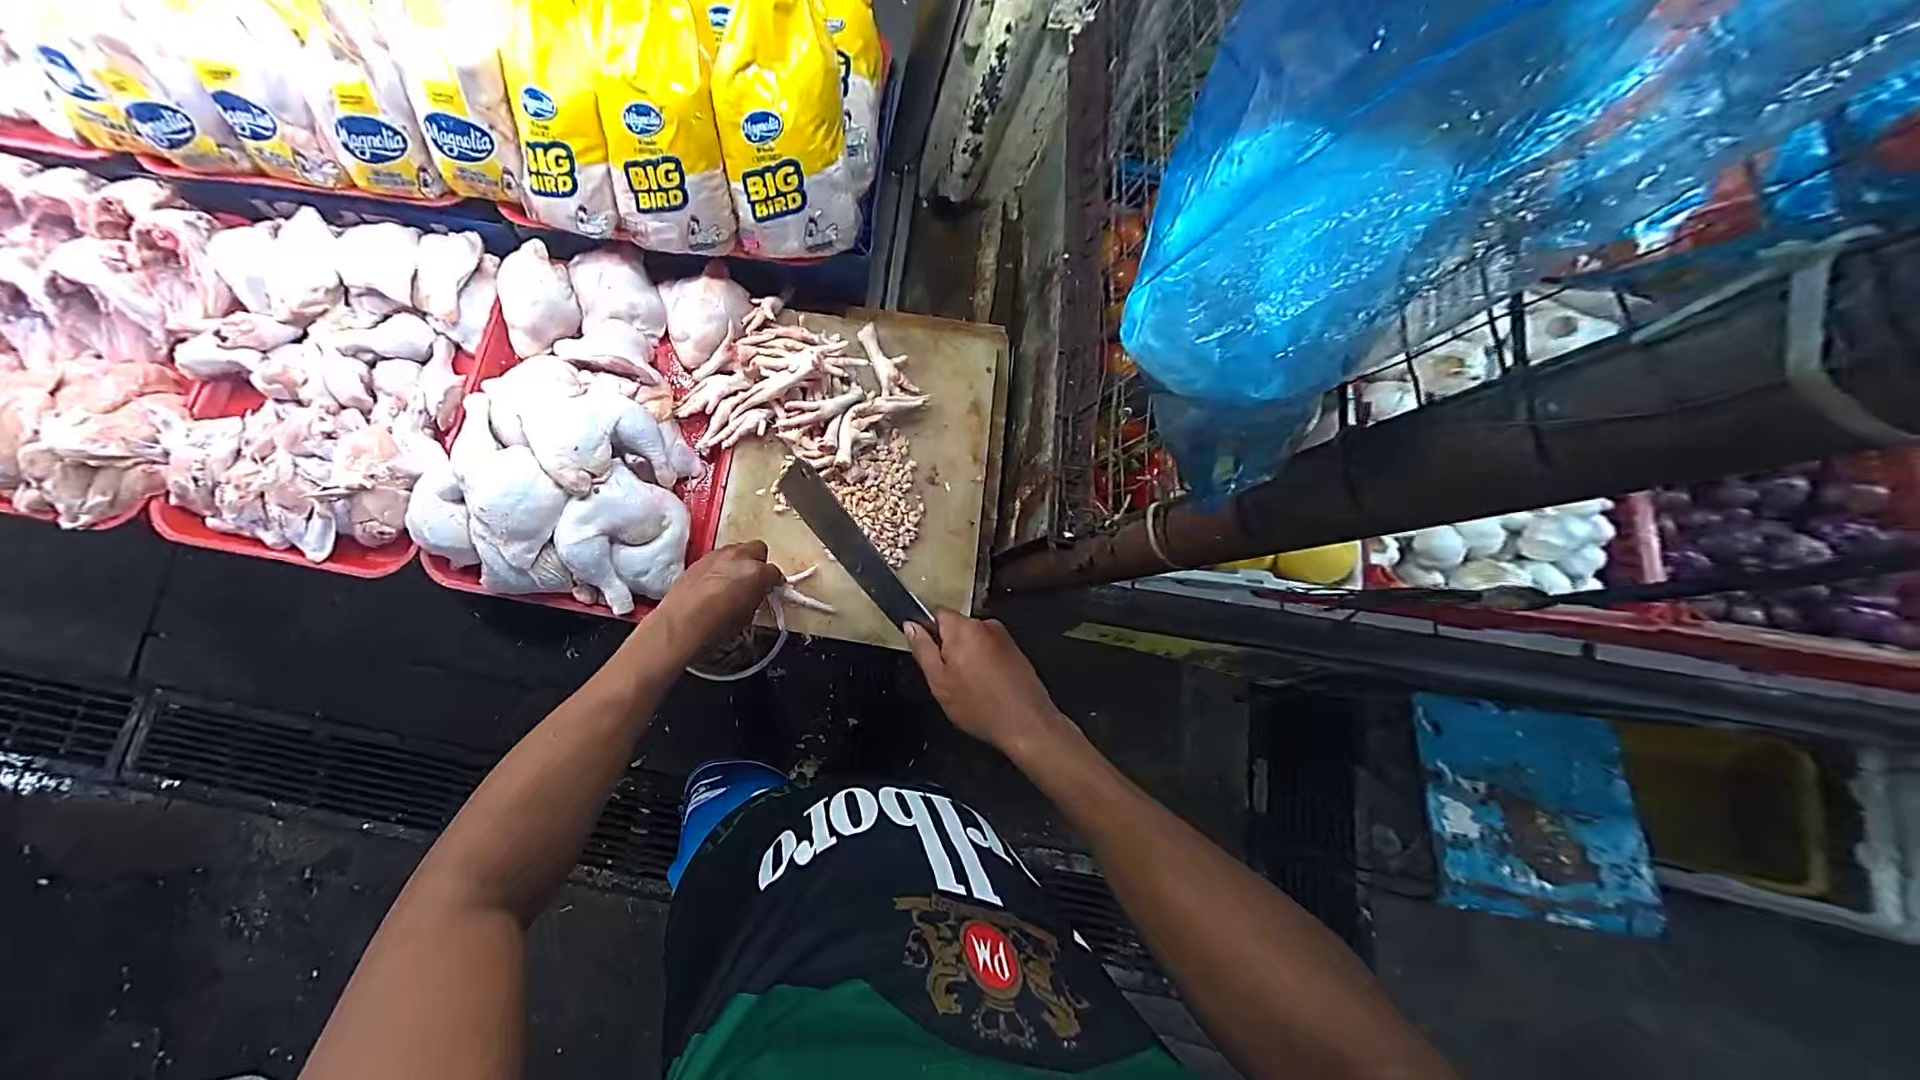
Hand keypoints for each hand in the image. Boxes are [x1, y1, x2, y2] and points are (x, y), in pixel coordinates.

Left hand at [647, 541, 784, 659]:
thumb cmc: (718, 626)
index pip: (774, 572)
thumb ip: (757, 596)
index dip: (774, 583)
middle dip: (758, 562)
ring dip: (739, 562)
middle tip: (754, 581)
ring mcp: (717, 555)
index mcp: (756, 571)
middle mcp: (738, 557)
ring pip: (737, 550)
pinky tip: (715, 583)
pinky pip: (718, 557)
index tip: (770, 591)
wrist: (680, 625)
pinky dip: (721, 566)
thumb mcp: (748, 615)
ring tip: (732, 581)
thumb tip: (756, 592)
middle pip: (758, 549)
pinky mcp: (699, 560)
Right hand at [904, 609, 1078, 757]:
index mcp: (963, 629)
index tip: (928, 654)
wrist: (1026, 722)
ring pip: (974, 641)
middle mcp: (985, 626)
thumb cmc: (982, 706)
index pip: (936, 613)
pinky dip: (985, 665)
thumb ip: (922, 649)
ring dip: (968, 658)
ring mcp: (1003, 637)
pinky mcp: (1015, 651)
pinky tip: (987, 689)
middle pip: (956, 628)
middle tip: (948, 679)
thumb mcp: (939, 681)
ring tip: (971, 688)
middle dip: (949, 649)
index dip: (928, 632)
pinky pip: (990, 651)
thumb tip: (911, 627)